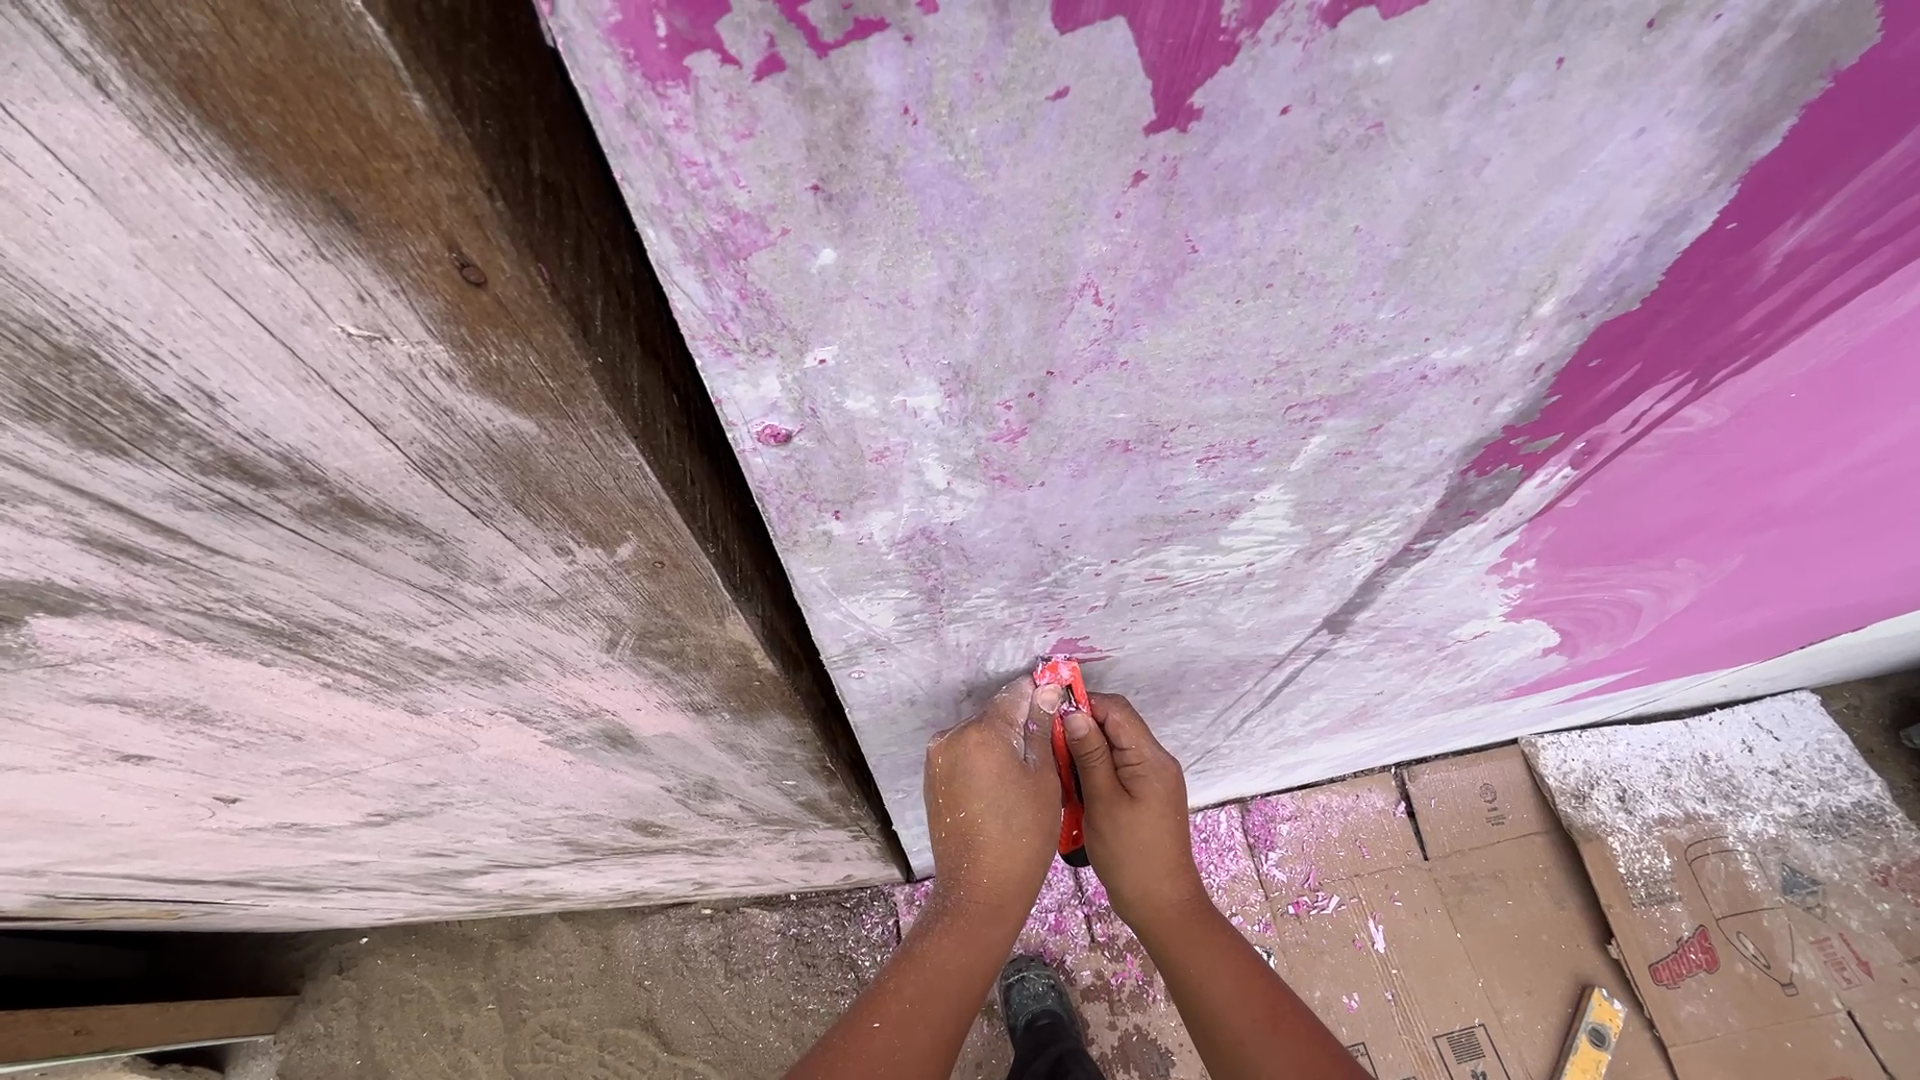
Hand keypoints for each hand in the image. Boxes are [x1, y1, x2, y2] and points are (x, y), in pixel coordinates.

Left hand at [923, 677, 1063, 919]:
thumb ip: (1041, 728)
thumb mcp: (1043, 778)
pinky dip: (985, 760)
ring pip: (980, 734)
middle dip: (1021, 723)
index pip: (1014, 693)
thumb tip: (1046, 689)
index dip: (1038, 694)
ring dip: (1002, 743)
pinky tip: (1003, 786)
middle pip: (996, 714)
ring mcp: (938, 757)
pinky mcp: (934, 777)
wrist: (980, 889)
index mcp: (982, 731)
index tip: (1058, 703)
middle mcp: (953, 735)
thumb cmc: (1023, 835)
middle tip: (1049, 749)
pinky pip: (966, 754)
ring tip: (1027, 774)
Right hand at [1060, 693, 1206, 929]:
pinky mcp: (1147, 794)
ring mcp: (1153, 778)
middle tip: (1048, 744)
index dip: (1083, 704)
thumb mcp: (1103, 802)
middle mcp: (1156, 761)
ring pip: (1115, 746)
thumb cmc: (1129, 855)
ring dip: (1086, 750)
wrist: (1162, 905)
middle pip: (1116, 725)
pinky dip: (1096, 769)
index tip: (1050, 715)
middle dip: (1082, 728)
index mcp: (1150, 758)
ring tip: (1058, 766)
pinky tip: (1074, 785)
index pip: (1116, 709)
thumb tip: (1075, 713)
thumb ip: (1090, 755)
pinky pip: (1119, 767)